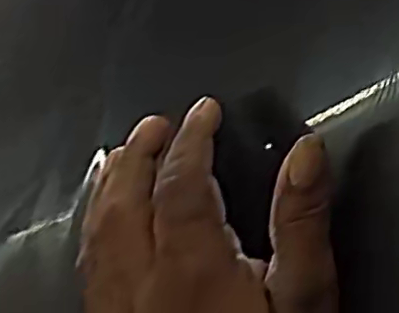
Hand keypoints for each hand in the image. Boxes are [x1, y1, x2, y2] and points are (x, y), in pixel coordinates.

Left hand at [79, 97, 337, 312]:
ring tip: (118, 157)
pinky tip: (108, 225)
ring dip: (107, 192)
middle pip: (124, 212)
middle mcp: (141, 290)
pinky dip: (97, 231)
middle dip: (138, 160)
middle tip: (155, 122)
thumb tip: (307, 147)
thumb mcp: (304, 288)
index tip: (207, 108)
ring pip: (95, 243)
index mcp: (192, 269)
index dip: (192, 141)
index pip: (182, 187)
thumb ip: (303, 216)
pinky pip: (90, 270)